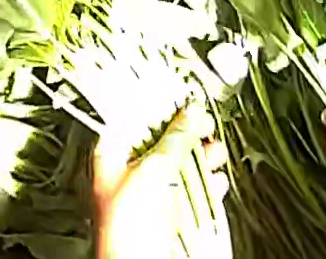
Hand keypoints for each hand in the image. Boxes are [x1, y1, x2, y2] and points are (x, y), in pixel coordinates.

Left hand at [93, 105, 231, 258]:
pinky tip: (215, 179)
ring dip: (199, 154)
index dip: (159, 104)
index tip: (180, 96)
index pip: (134, 115)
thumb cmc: (127, 229)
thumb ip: (175, 138)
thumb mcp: (154, 171)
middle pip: (159, 139)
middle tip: (203, 121)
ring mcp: (146, 196)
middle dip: (185, 130)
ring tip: (215, 150)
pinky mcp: (164, 216)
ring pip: (176, 164)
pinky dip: (204, 182)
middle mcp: (125, 173)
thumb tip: (191, 113)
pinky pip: (187, 190)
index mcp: (110, 155)